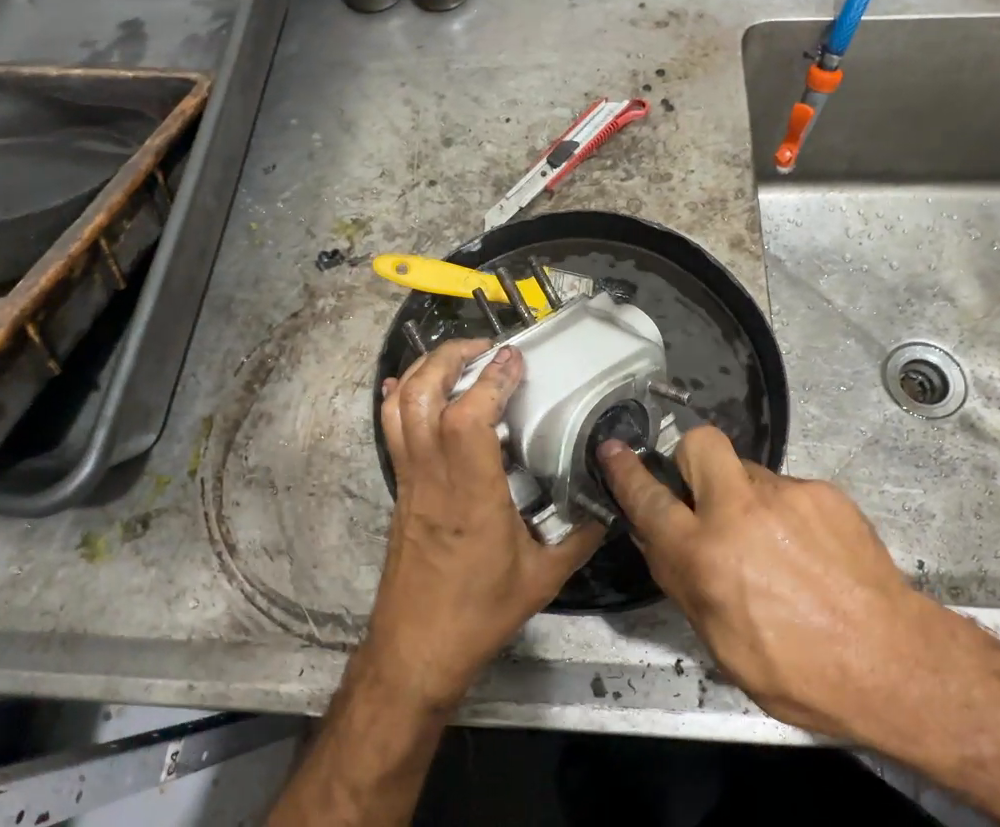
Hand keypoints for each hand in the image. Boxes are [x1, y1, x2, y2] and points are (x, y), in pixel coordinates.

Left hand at [371, 339, 604, 706]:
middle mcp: (433, 478)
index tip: (515, 360)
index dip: (490, 380)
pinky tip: (414, 386)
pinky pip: (392, 432)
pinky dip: (401, 398)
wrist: (415, 650)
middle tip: (486, 349)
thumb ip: (579, 536)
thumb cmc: (478, 615)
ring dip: (425, 371)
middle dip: (450, 358)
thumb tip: (607, 503)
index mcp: (472, 496)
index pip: (467, 418)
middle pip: (422, 397)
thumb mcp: (543, 579)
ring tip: (458, 359)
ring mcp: (410, 482)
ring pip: (400, 409)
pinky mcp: (400, 491)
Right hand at [598, 426, 943, 738]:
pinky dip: (785, 513)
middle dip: (691, 458)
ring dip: (743, 496)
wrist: (893, 663)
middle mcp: (740, 513)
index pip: (648, 499)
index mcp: (704, 557)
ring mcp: (786, 497)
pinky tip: (806, 553)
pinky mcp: (825, 494)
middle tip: (703, 494)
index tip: (612, 450)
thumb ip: (685, 582)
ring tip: (770, 544)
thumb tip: (661, 542)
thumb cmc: (799, 672)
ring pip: (747, 471)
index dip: (624, 471)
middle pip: (699, 444)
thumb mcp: (720, 643)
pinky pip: (787, 490)